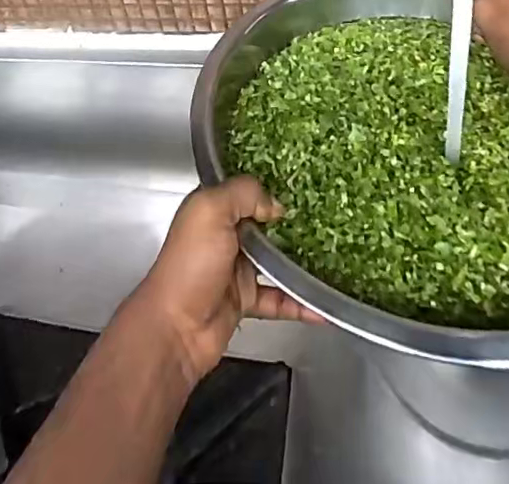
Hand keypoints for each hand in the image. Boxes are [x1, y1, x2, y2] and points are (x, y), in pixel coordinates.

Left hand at [122, 177, 324, 384]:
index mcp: (211, 210)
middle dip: (290, 223)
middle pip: (263, 225)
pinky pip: (279, 299)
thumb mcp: (210, 212)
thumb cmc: (189, 264)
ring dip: (299, 262)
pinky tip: (323, 306)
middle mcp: (222, 235)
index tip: (300, 182)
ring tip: (332, 257)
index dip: (267, 186)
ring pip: (274, 261)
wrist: (176, 326)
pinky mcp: (244, 301)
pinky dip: (300, 303)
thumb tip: (275, 205)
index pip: (242, 190)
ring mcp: (234, 269)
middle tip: (326, 218)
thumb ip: (243, 195)